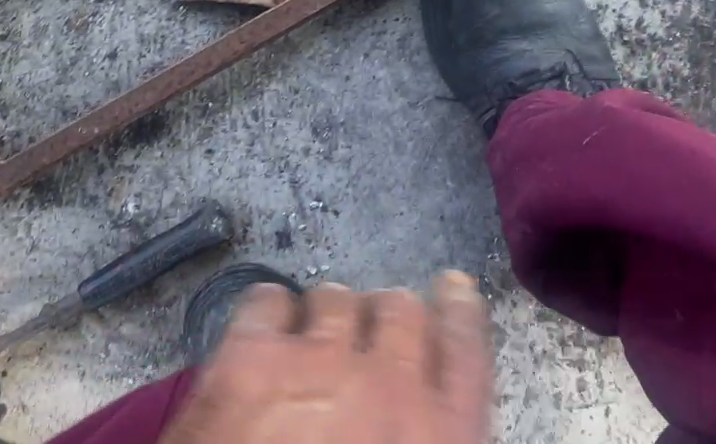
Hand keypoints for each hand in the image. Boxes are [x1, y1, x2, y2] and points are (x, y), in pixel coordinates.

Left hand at [156, 273, 493, 443]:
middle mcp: (387, 383)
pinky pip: (269, 299)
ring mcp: (315, 359)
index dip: (461, 312)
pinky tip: (266, 332)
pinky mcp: (249, 352)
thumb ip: (433, 439)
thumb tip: (431, 421)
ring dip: (330, 315)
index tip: (453, 287)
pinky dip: (270, 311)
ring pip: (334, 296)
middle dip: (387, 316)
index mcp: (440, 436)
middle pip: (399, 308)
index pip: (465, 351)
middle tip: (369, 334)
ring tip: (315, 340)